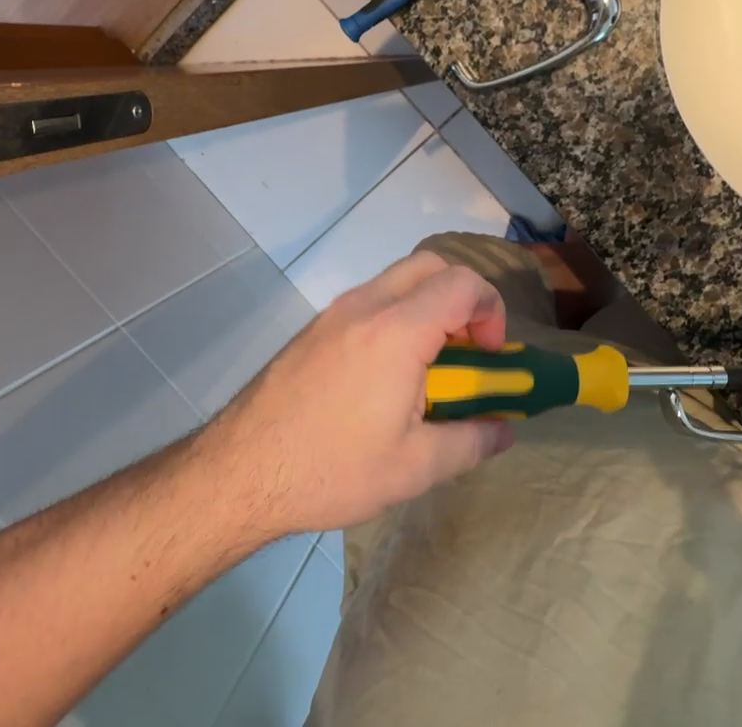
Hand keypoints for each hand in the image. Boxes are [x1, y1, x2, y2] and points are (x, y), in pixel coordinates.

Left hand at [202, 251, 516, 536]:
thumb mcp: (414, 468)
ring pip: (396, 280)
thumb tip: (504, 430)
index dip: (491, 310)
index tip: (490, 355)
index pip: (462, 284)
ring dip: (427, 306)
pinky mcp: (312, 330)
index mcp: (396, 332)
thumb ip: (471, 442)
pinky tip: (386, 375)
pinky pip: (369, 301)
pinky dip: (396, 317)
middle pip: (430, 265)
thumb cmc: (330, 471)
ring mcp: (333, 314)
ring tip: (429, 366)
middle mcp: (364, 306)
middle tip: (467, 348)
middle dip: (462, 298)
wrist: (237, 474)